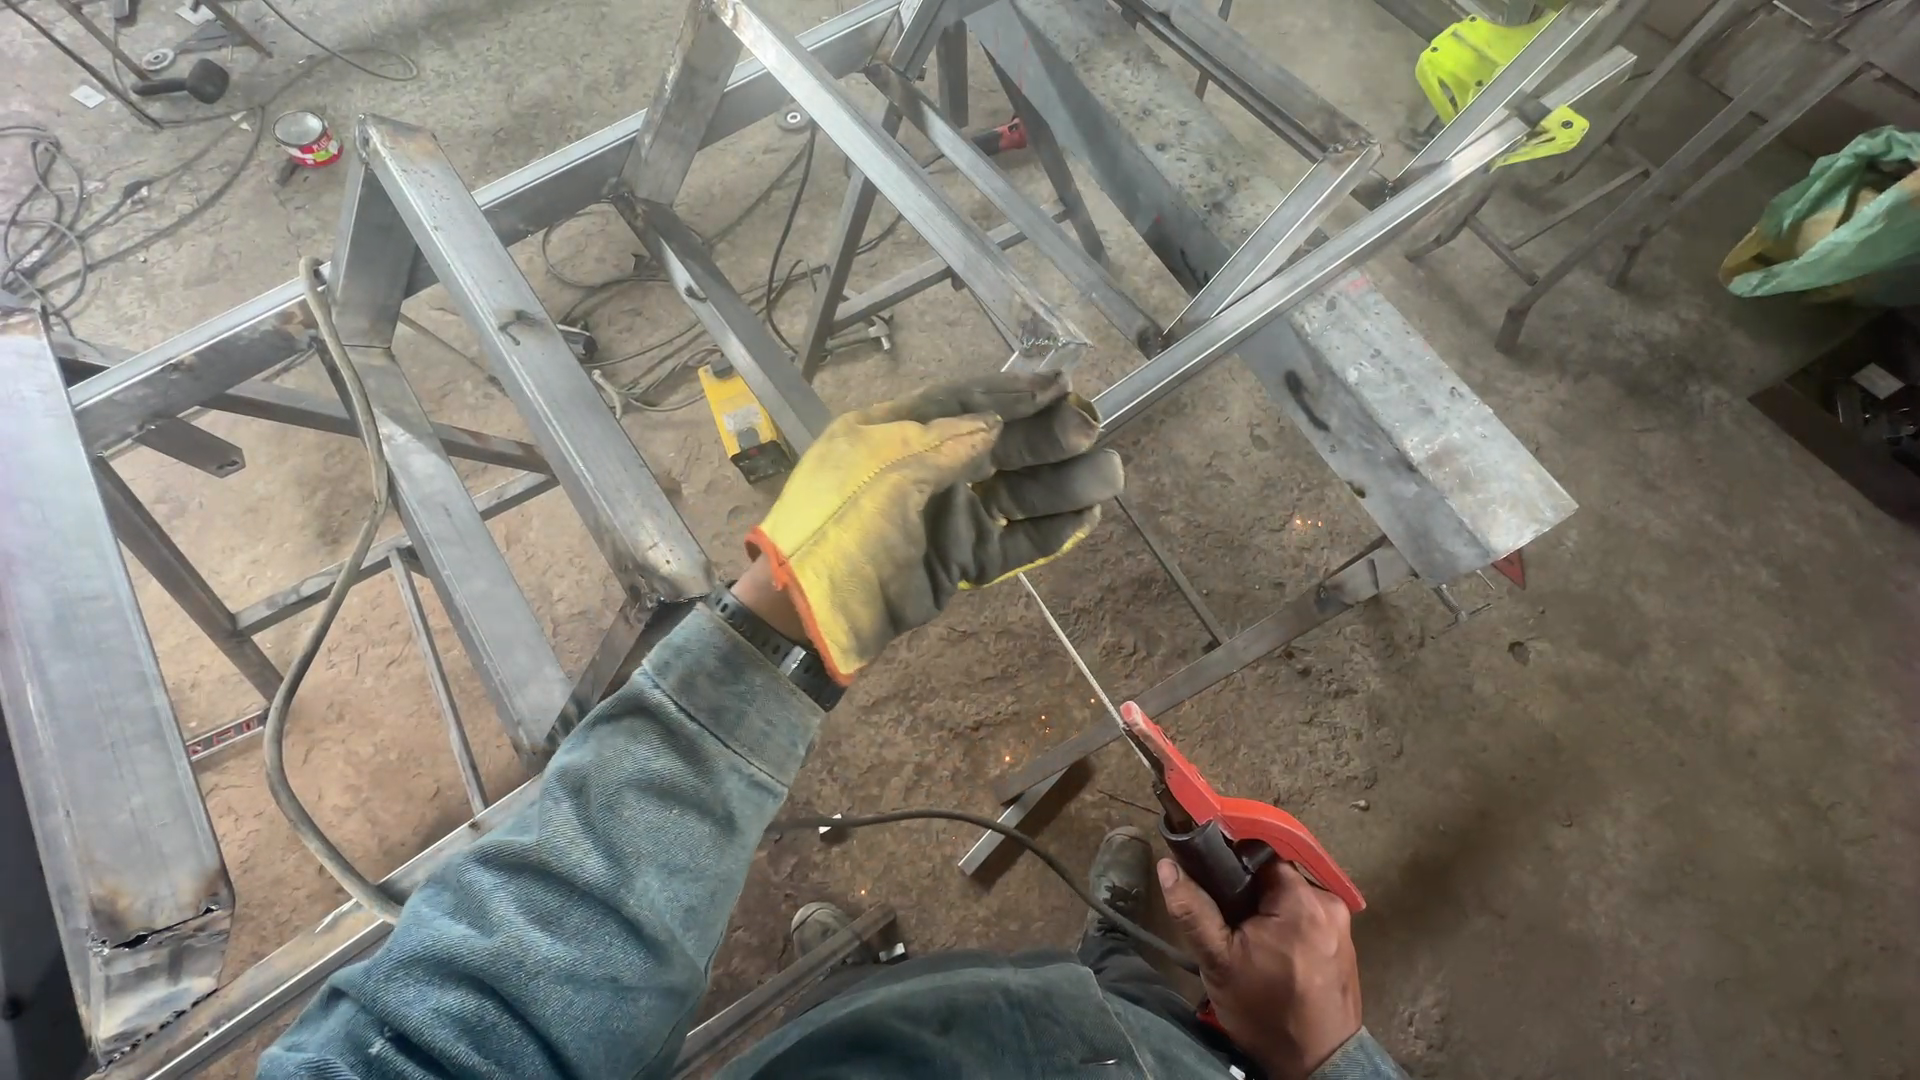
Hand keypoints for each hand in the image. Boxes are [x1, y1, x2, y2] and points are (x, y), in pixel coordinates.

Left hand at [746, 371, 1122, 683]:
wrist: (811, 615)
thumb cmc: (840, 526)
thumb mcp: (885, 467)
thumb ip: (947, 439)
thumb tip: (1001, 417)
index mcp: (895, 432)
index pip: (963, 402)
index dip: (1011, 392)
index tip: (1061, 384)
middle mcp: (925, 469)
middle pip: (998, 444)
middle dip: (1046, 436)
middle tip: (1090, 428)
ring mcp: (945, 517)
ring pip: (1014, 494)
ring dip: (1060, 483)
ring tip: (1108, 475)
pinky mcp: (960, 560)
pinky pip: (1013, 543)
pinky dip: (1048, 532)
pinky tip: (1086, 518)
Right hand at [1159, 858, 1362, 1079]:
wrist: (1317, 1068)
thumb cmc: (1266, 1012)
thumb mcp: (1218, 961)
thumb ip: (1192, 910)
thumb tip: (1167, 866)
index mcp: (1302, 899)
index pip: (1257, 855)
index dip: (1229, 865)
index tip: (1211, 886)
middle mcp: (1329, 903)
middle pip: (1274, 876)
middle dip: (1247, 892)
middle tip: (1227, 922)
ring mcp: (1342, 926)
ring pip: (1289, 898)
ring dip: (1266, 910)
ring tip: (1246, 940)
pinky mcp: (1345, 946)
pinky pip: (1306, 918)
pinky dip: (1286, 927)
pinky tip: (1271, 953)